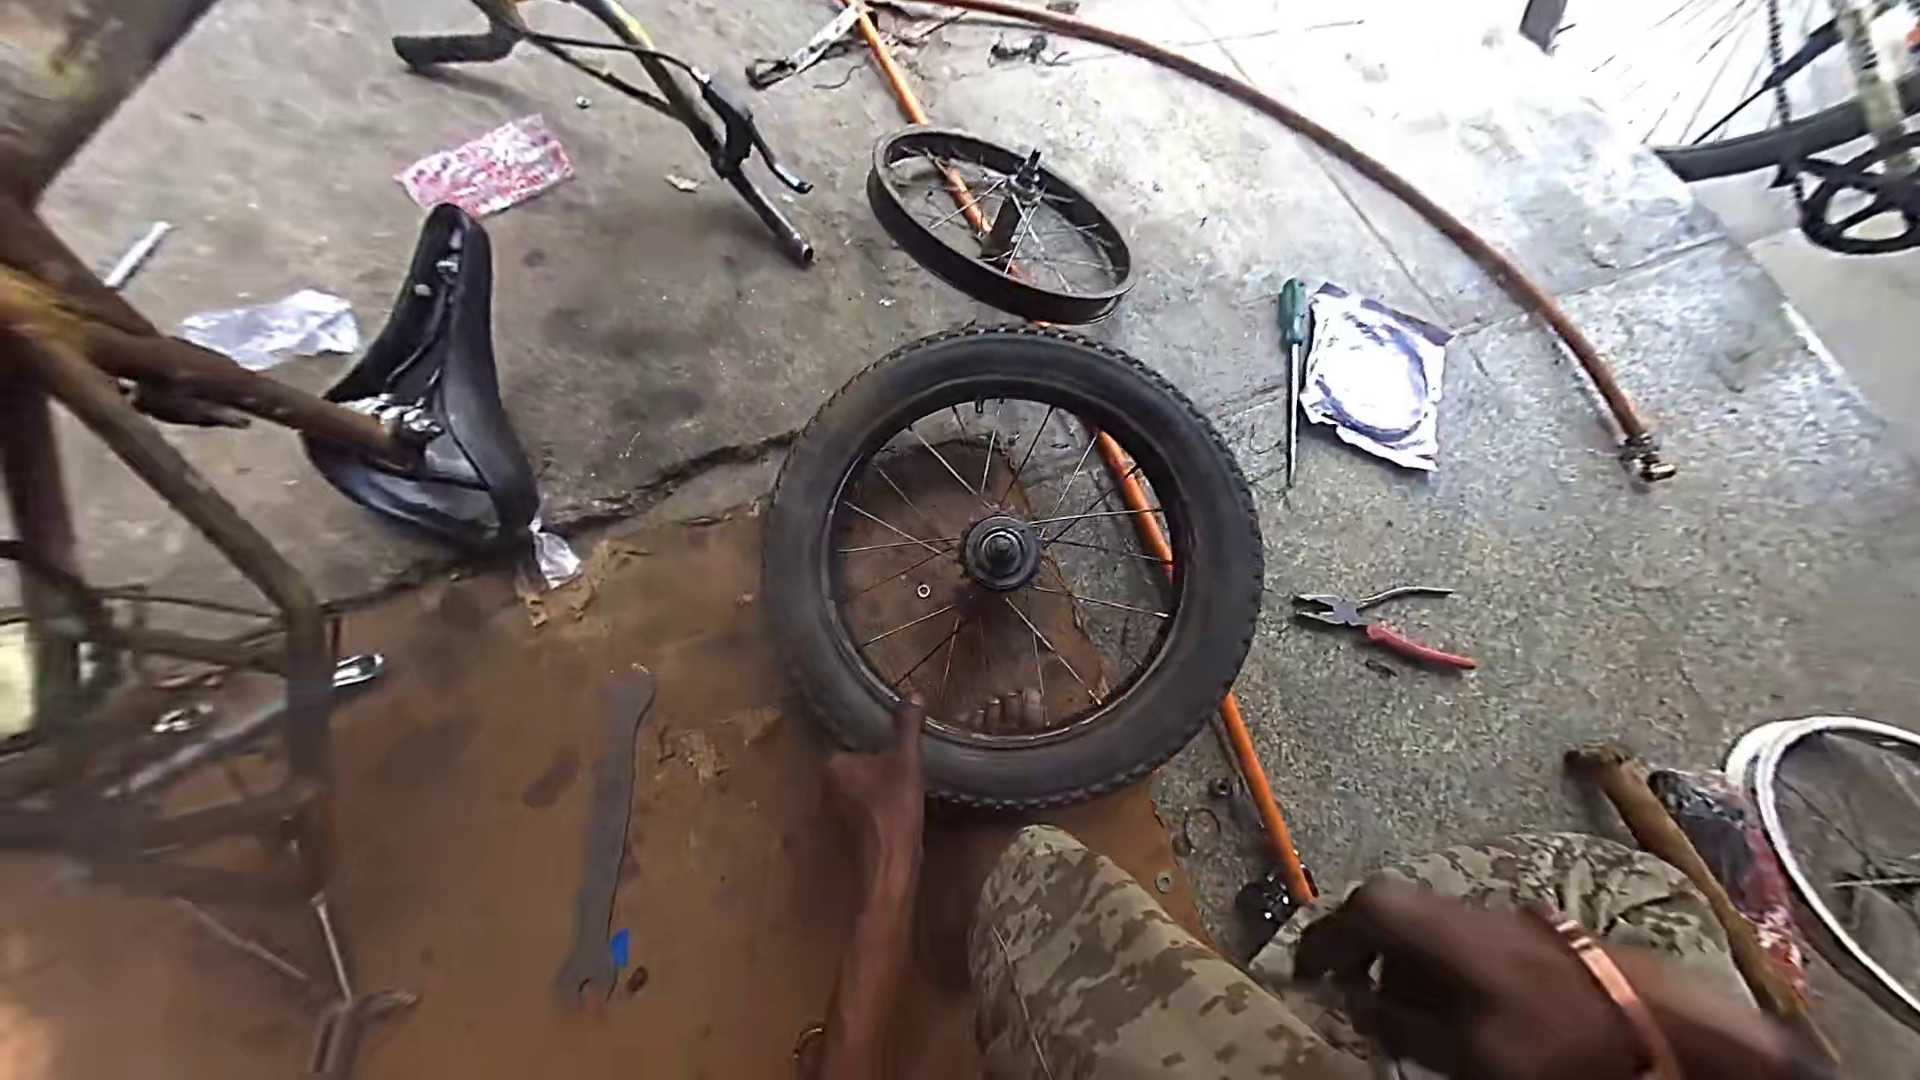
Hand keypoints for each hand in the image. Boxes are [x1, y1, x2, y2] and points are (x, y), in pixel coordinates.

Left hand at [826, 695, 926, 882]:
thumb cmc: (894, 810)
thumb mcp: (906, 762)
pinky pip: (857, 800)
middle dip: (866, 753)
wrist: (890, 868)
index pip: (845, 735)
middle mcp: (824, 784)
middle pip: (848, 759)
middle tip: (889, 746)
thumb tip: (913, 694)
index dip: (863, 730)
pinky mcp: (844, 828)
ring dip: (868, 777)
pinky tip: (888, 797)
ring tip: (890, 769)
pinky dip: (869, 797)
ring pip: (852, 782)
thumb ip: (907, 727)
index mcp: (833, 763)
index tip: (878, 725)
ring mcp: (832, 809)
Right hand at [1295, 883, 1802, 1079]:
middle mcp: (1424, 900)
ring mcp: (1460, 909)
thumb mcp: (1469, 1048)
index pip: (1341, 921)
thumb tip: (1360, 1009)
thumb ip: (1402, 1027)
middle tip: (1351, 994)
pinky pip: (1436, 940)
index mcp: (1406, 917)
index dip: (1319, 949)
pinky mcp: (1490, 924)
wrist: (1646, 1009)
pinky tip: (1443, 1004)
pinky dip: (1427, 970)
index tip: (1305, 974)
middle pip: (1370, 921)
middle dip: (1358, 960)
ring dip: (1393, 967)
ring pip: (1404, 931)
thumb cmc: (1546, 1026)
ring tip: (1399, 1011)